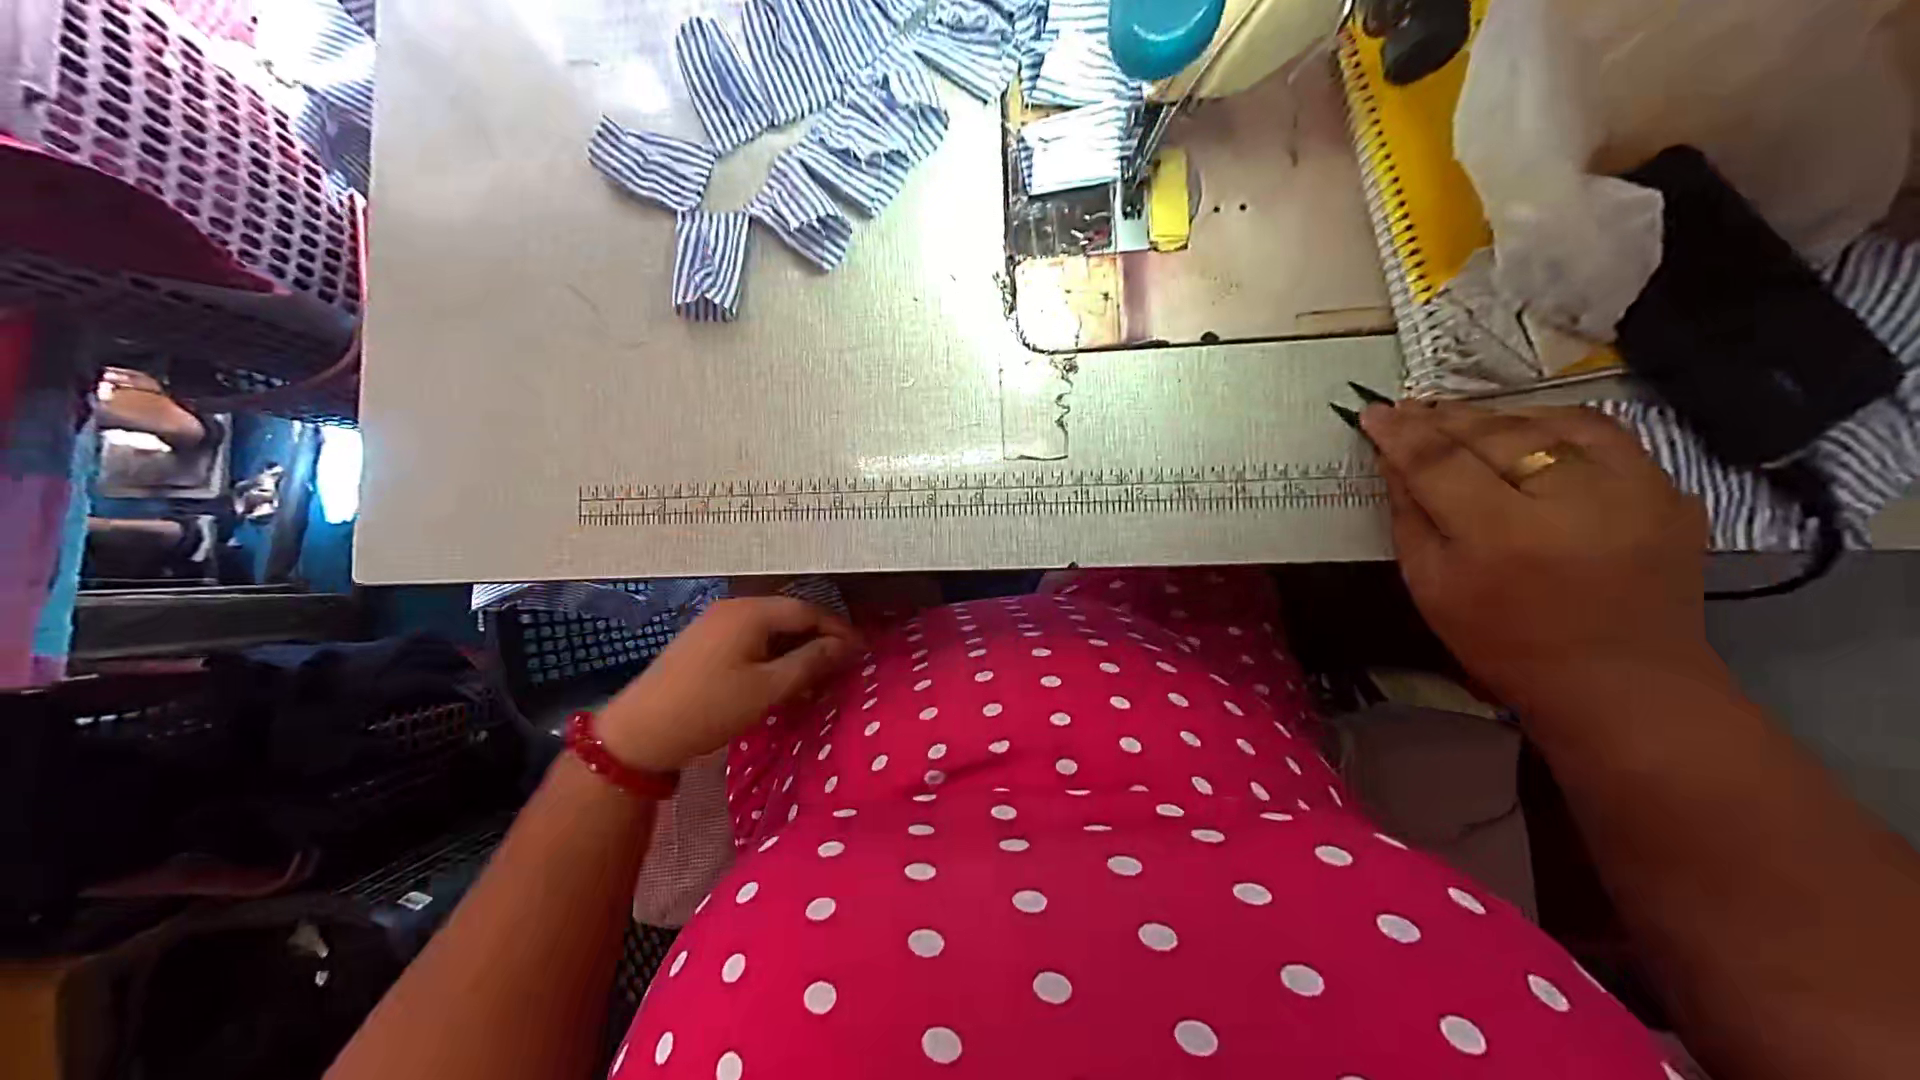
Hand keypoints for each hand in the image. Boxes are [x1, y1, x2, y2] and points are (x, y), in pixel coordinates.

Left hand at [593, 597, 862, 771]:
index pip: (808, 611)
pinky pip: (751, 638)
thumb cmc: (709, 708)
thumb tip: (847, 646)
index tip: (861, 652)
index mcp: (750, 612)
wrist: (638, 733)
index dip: (838, 630)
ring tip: (816, 677)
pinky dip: (772, 654)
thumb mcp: (767, 689)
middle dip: (818, 639)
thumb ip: (810, 662)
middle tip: (842, 666)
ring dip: (795, 649)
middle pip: (789, 616)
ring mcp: (715, 622)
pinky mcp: (704, 640)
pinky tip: (781, 678)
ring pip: (770, 628)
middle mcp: (733, 607)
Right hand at [1362, 401, 1724, 714]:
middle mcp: (1572, 499)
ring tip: (1455, 416)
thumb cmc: (1502, 642)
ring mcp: (1632, 488)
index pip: (1438, 462)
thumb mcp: (1430, 584)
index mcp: (1502, 534)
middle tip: (1405, 407)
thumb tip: (1392, 459)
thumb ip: (1409, 515)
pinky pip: (1602, 433)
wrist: (1618, 681)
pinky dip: (1553, 422)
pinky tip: (1522, 428)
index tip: (1372, 412)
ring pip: (1549, 422)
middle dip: (1441, 418)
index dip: (1400, 433)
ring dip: (1494, 415)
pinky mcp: (1668, 489)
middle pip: (1493, 434)